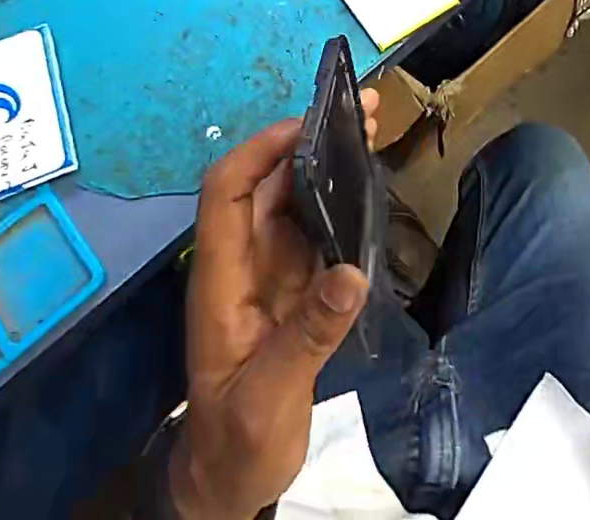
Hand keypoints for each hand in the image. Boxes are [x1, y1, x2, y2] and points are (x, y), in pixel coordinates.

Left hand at [169, 91, 380, 519]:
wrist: (233, 478)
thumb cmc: (237, 441)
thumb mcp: (268, 397)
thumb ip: (308, 335)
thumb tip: (352, 272)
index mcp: (221, 276)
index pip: (227, 192)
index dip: (259, 151)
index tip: (306, 126)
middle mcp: (244, 259)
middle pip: (266, 182)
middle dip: (306, 141)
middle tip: (355, 112)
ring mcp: (271, 268)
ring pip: (293, 197)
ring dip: (326, 161)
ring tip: (368, 130)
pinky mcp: (296, 282)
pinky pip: (315, 225)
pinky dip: (339, 196)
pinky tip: (366, 179)